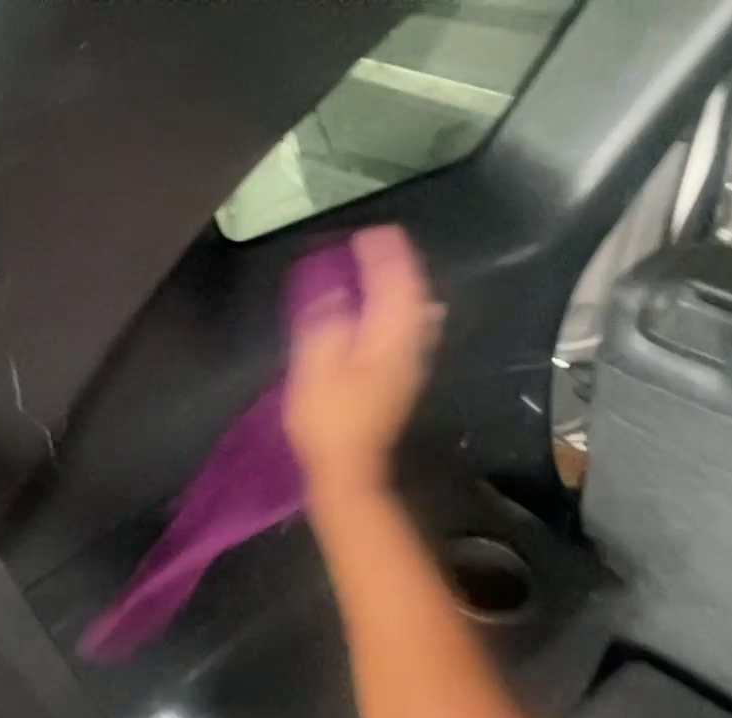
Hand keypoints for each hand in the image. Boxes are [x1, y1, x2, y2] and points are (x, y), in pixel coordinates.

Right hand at [284, 225, 442, 501]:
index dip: (383, 254)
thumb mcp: (316, 368)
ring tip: (386, 268)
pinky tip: (395, 311)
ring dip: (403, 286)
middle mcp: (409, 344)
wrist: (351, 470)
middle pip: (412, 292)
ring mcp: (411, 364)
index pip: (394, 282)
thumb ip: (326, 324)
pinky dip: (402, 310)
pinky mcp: (404, 380)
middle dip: (397, 263)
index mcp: (388, 336)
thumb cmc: (329, 421)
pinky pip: (410, 330)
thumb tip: (335, 293)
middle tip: (378, 243)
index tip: (367, 233)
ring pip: (416, 312)